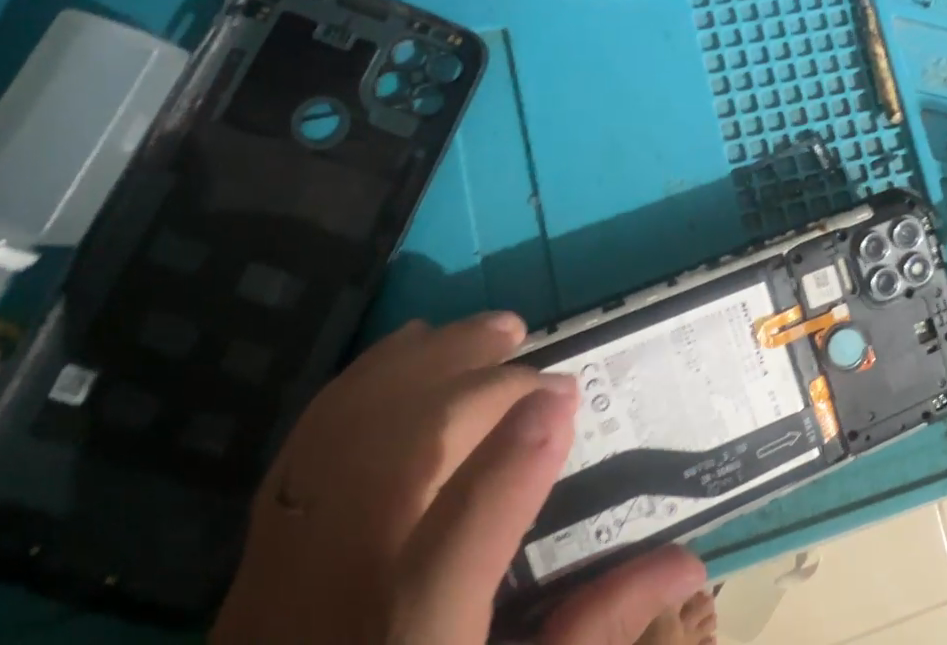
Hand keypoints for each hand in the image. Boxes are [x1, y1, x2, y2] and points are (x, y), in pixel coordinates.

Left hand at [211, 312, 706, 644]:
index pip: (462, 542)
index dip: (517, 460)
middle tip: (541, 367)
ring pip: (353, 431)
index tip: (566, 396)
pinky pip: (310, 436)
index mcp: (410, 639)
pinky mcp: (261, 543)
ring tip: (491, 333)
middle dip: (479, 391)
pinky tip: (409, 349)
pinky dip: (367, 378)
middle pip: (405, 461)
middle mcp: (340, 590)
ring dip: (428, 365)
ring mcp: (286, 564)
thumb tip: (685, 558)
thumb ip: (597, 627)